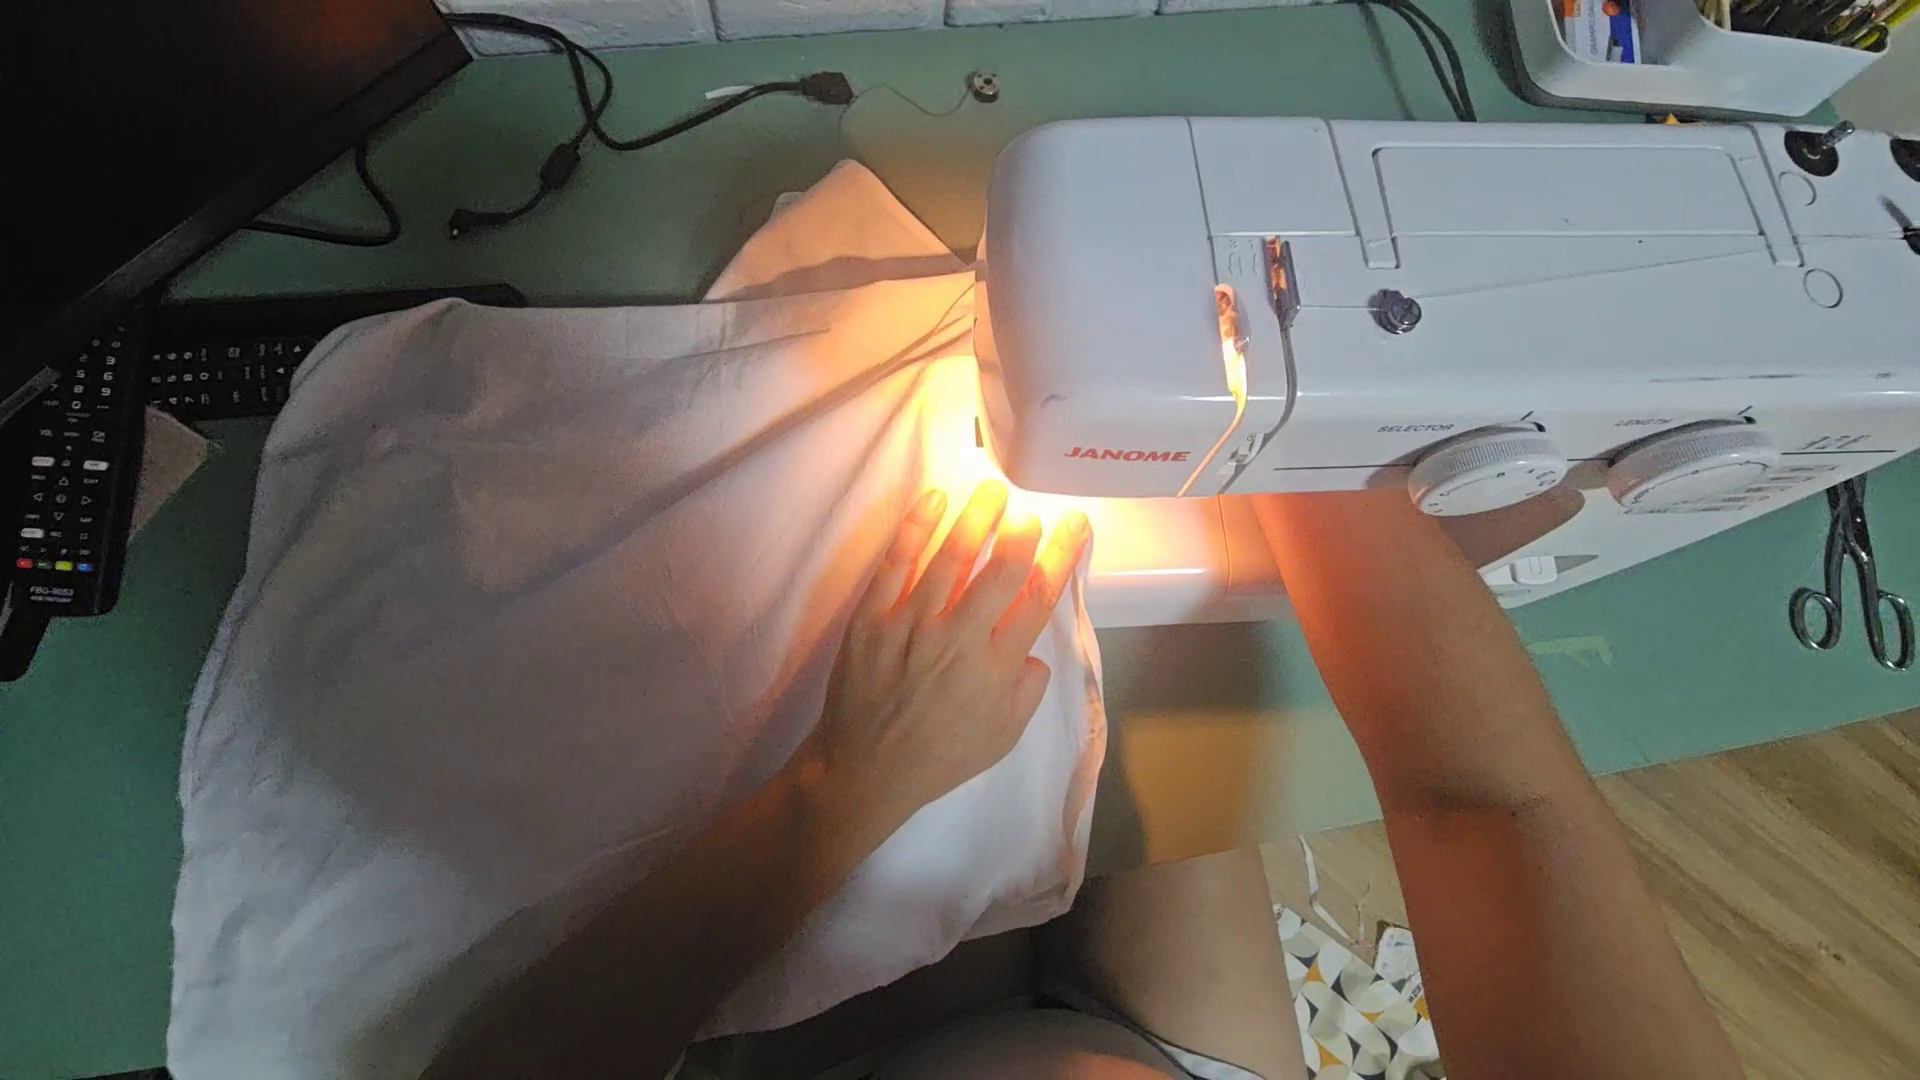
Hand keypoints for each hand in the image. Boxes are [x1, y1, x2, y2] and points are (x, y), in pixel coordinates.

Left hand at [796, 481, 1091, 847]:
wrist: (864, 769)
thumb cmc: (940, 755)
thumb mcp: (1002, 737)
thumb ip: (1027, 690)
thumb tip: (1033, 652)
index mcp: (996, 667)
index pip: (1037, 599)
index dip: (1061, 557)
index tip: (1074, 526)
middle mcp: (958, 638)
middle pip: (999, 571)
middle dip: (1020, 534)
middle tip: (1028, 512)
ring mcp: (911, 623)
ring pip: (950, 557)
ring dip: (975, 518)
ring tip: (991, 490)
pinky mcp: (872, 617)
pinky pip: (896, 562)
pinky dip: (915, 527)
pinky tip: (933, 500)